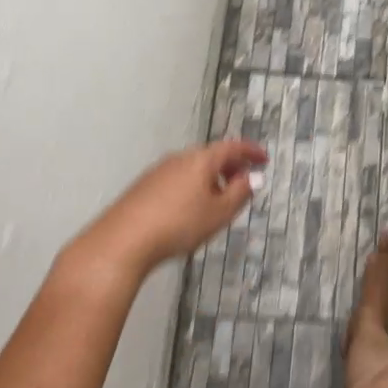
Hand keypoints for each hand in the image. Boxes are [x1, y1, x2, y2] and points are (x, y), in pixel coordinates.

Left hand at [63, 140, 268, 282]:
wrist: (122, 240)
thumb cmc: (179, 224)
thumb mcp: (219, 213)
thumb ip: (240, 193)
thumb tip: (252, 177)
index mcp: (201, 160)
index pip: (232, 147)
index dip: (250, 151)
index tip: (264, 159)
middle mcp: (179, 159)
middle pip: (211, 156)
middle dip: (231, 166)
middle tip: (244, 182)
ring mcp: (158, 171)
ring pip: (193, 168)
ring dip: (211, 179)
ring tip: (220, 200)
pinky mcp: (143, 187)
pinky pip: (178, 179)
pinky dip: (193, 186)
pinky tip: (191, 209)